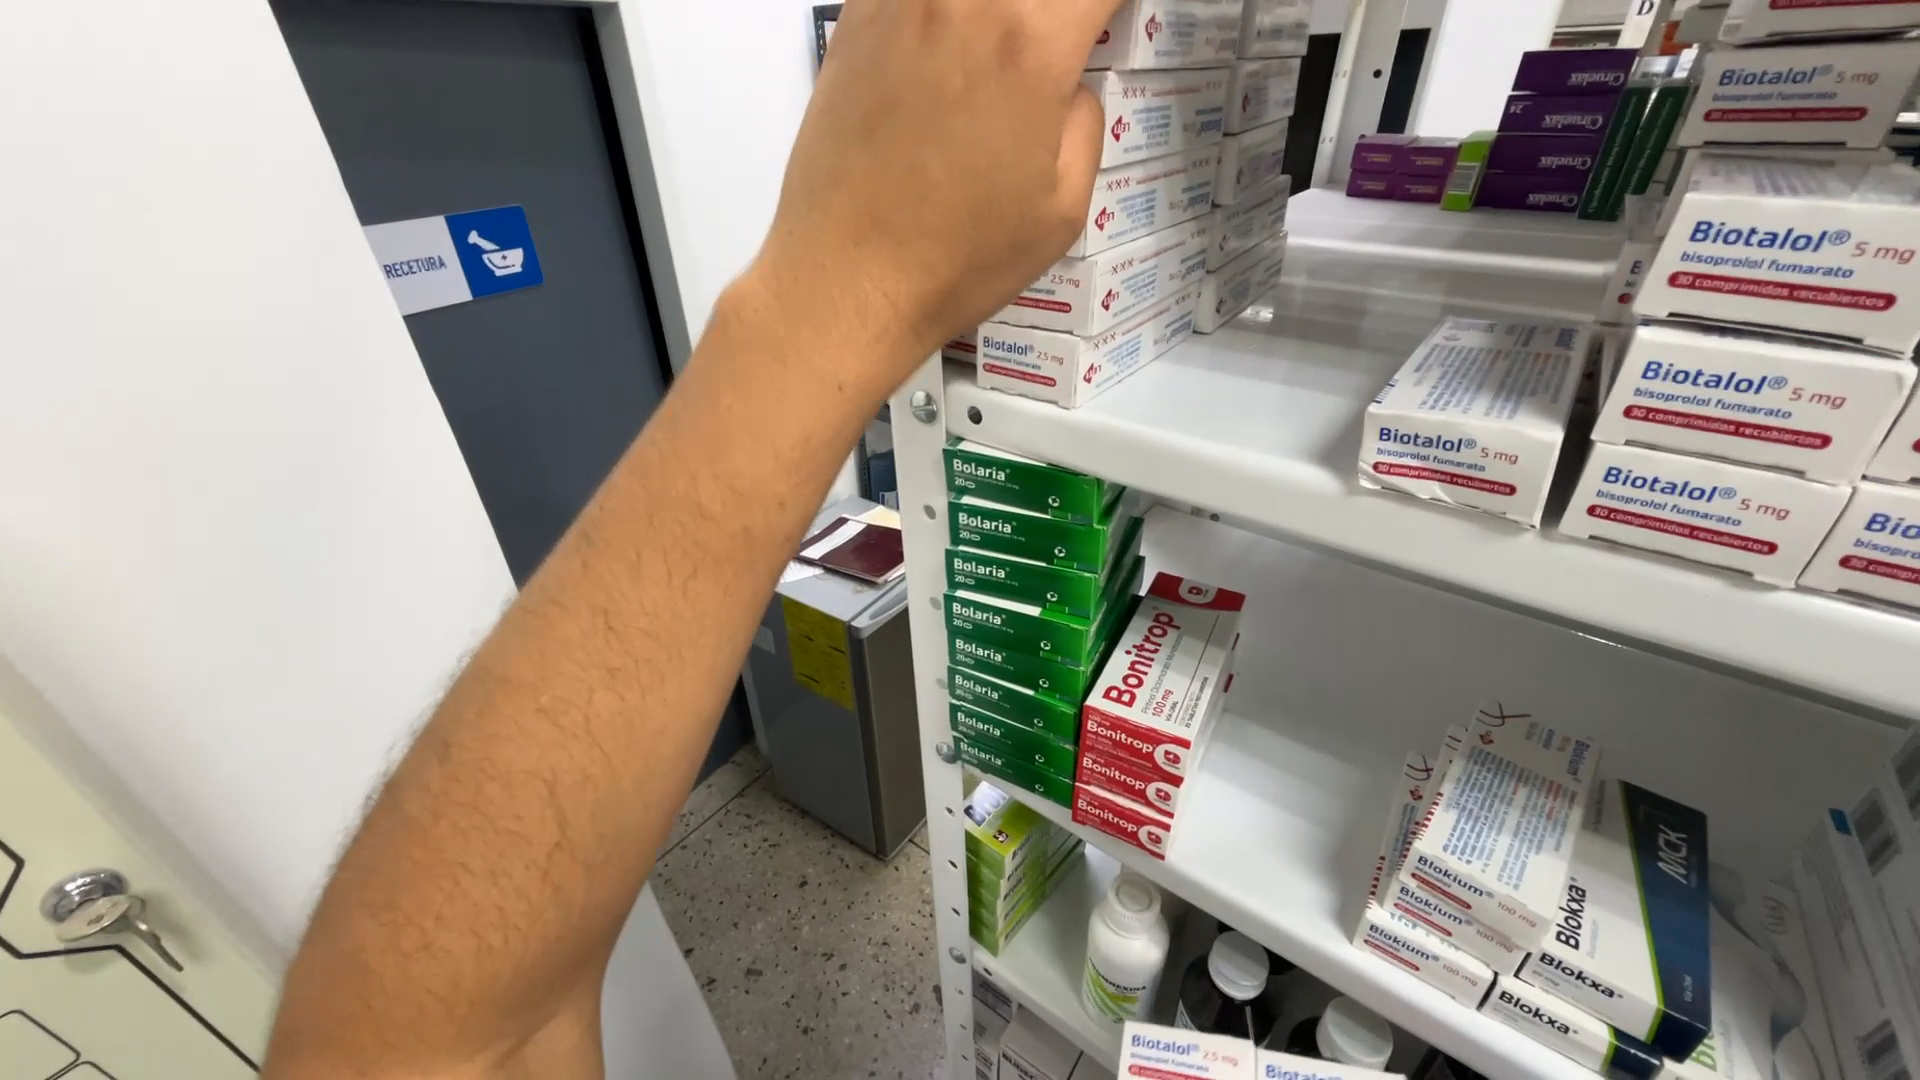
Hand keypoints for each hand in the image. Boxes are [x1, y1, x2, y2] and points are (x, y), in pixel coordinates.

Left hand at [750, 0, 1125, 391]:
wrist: (848, 283)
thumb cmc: (957, 263)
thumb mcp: (1061, 213)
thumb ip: (1083, 123)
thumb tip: (1069, 85)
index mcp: (1030, 44)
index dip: (1111, 3)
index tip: (1108, 23)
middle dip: (1054, 11)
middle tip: (1057, 41)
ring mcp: (900, 3)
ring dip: (1000, 13)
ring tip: (1004, 46)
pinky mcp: (852, 23)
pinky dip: (941, 12)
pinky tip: (945, 44)